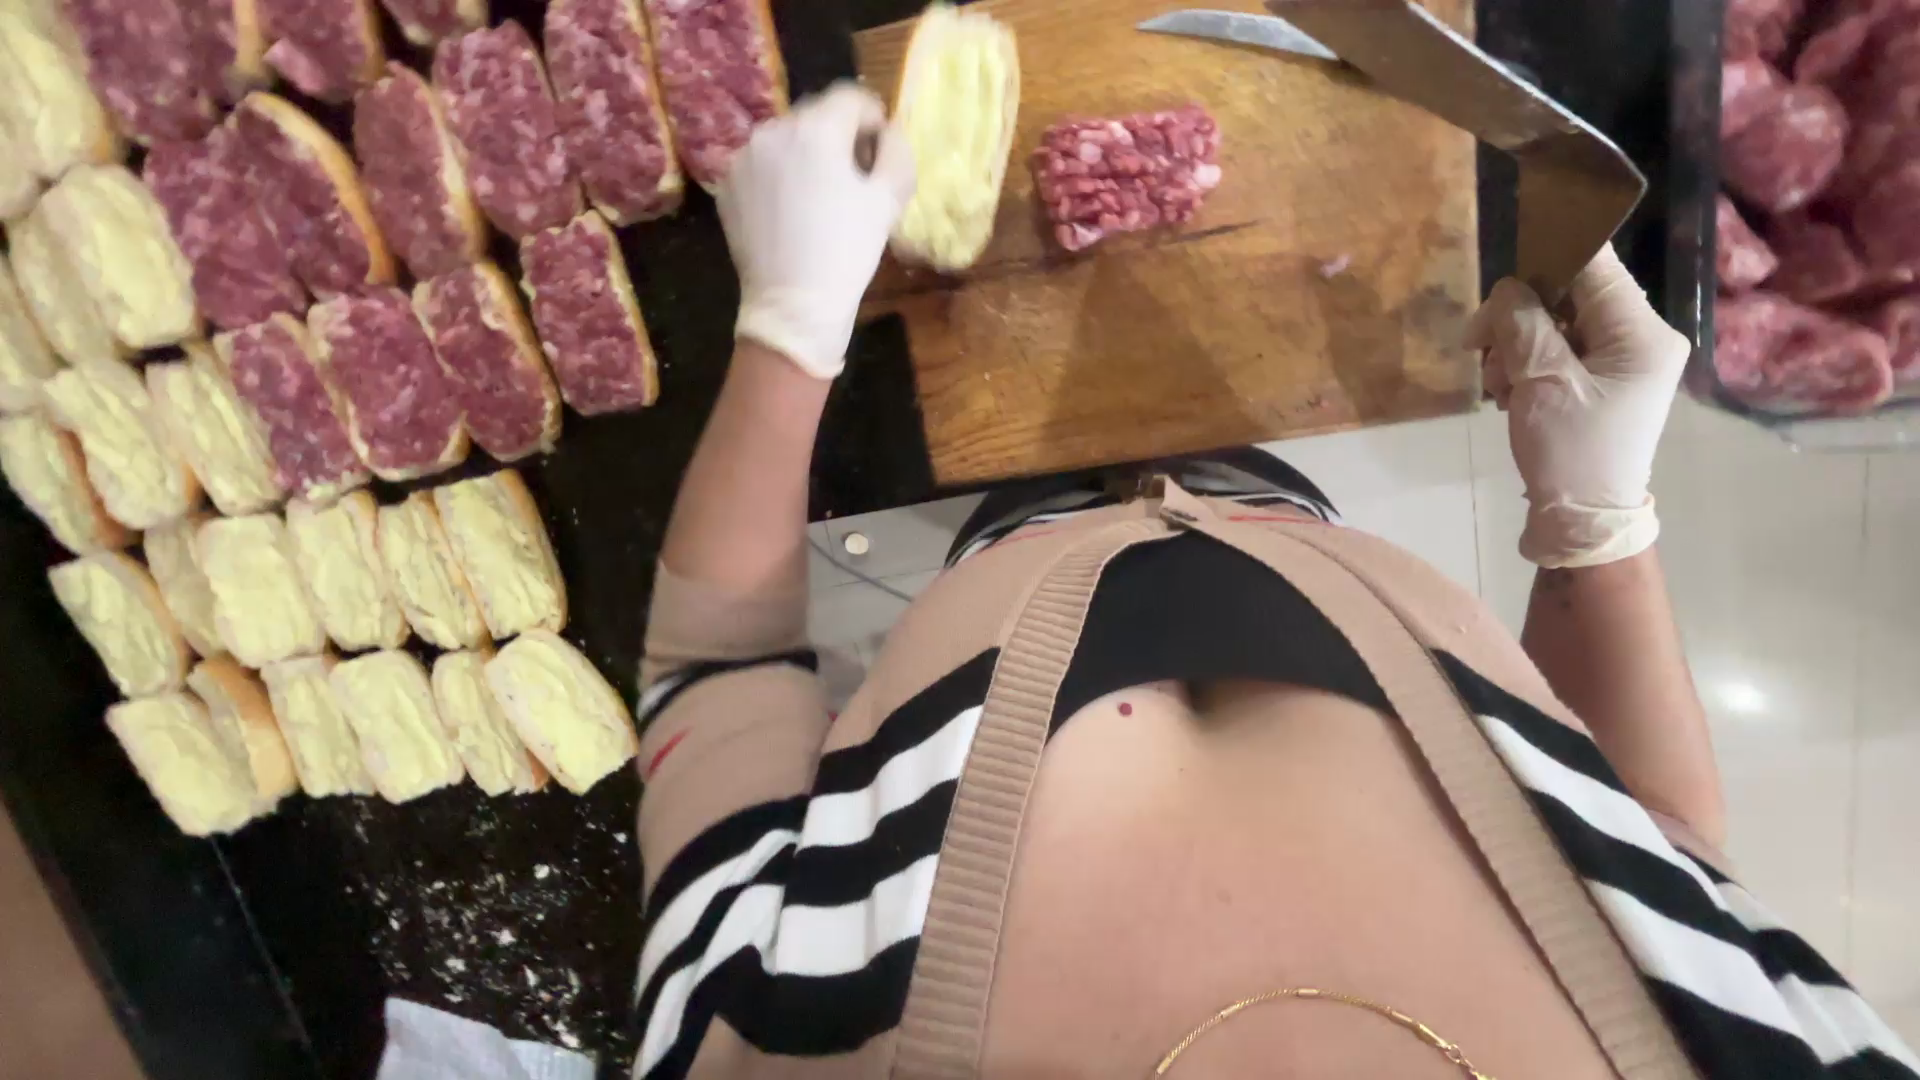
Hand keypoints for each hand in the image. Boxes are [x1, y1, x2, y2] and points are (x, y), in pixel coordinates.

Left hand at [716, 82, 915, 379]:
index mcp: (817, 130)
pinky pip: (760, 168)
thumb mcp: (888, 203)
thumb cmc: (847, 256)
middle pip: (815, 118)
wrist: (793, 307)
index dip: (872, 119)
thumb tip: (887, 133)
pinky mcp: (727, 186)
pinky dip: (777, 179)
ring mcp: (744, 158)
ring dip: (804, 158)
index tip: (879, 148)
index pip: (851, 97)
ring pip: (784, 142)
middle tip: (851, 181)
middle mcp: (773, 131)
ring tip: (817, 201)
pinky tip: (789, 216)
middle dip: (837, 139)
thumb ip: (896, 154)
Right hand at [1466, 246, 1691, 568]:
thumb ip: (1525, 328)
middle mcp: (1640, 340)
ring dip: (1515, 349)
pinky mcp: (1600, 384)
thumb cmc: (1568, 450)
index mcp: (1641, 334)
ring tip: (1499, 388)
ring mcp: (1622, 364)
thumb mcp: (1541, 385)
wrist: (1583, 517)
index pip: (1596, 271)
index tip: (1501, 275)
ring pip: (1556, 328)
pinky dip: (1525, 368)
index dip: (1548, 261)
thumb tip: (1509, 289)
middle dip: (1518, 320)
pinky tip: (1511, 394)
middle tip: (1480, 350)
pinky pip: (1557, 355)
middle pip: (1570, 299)